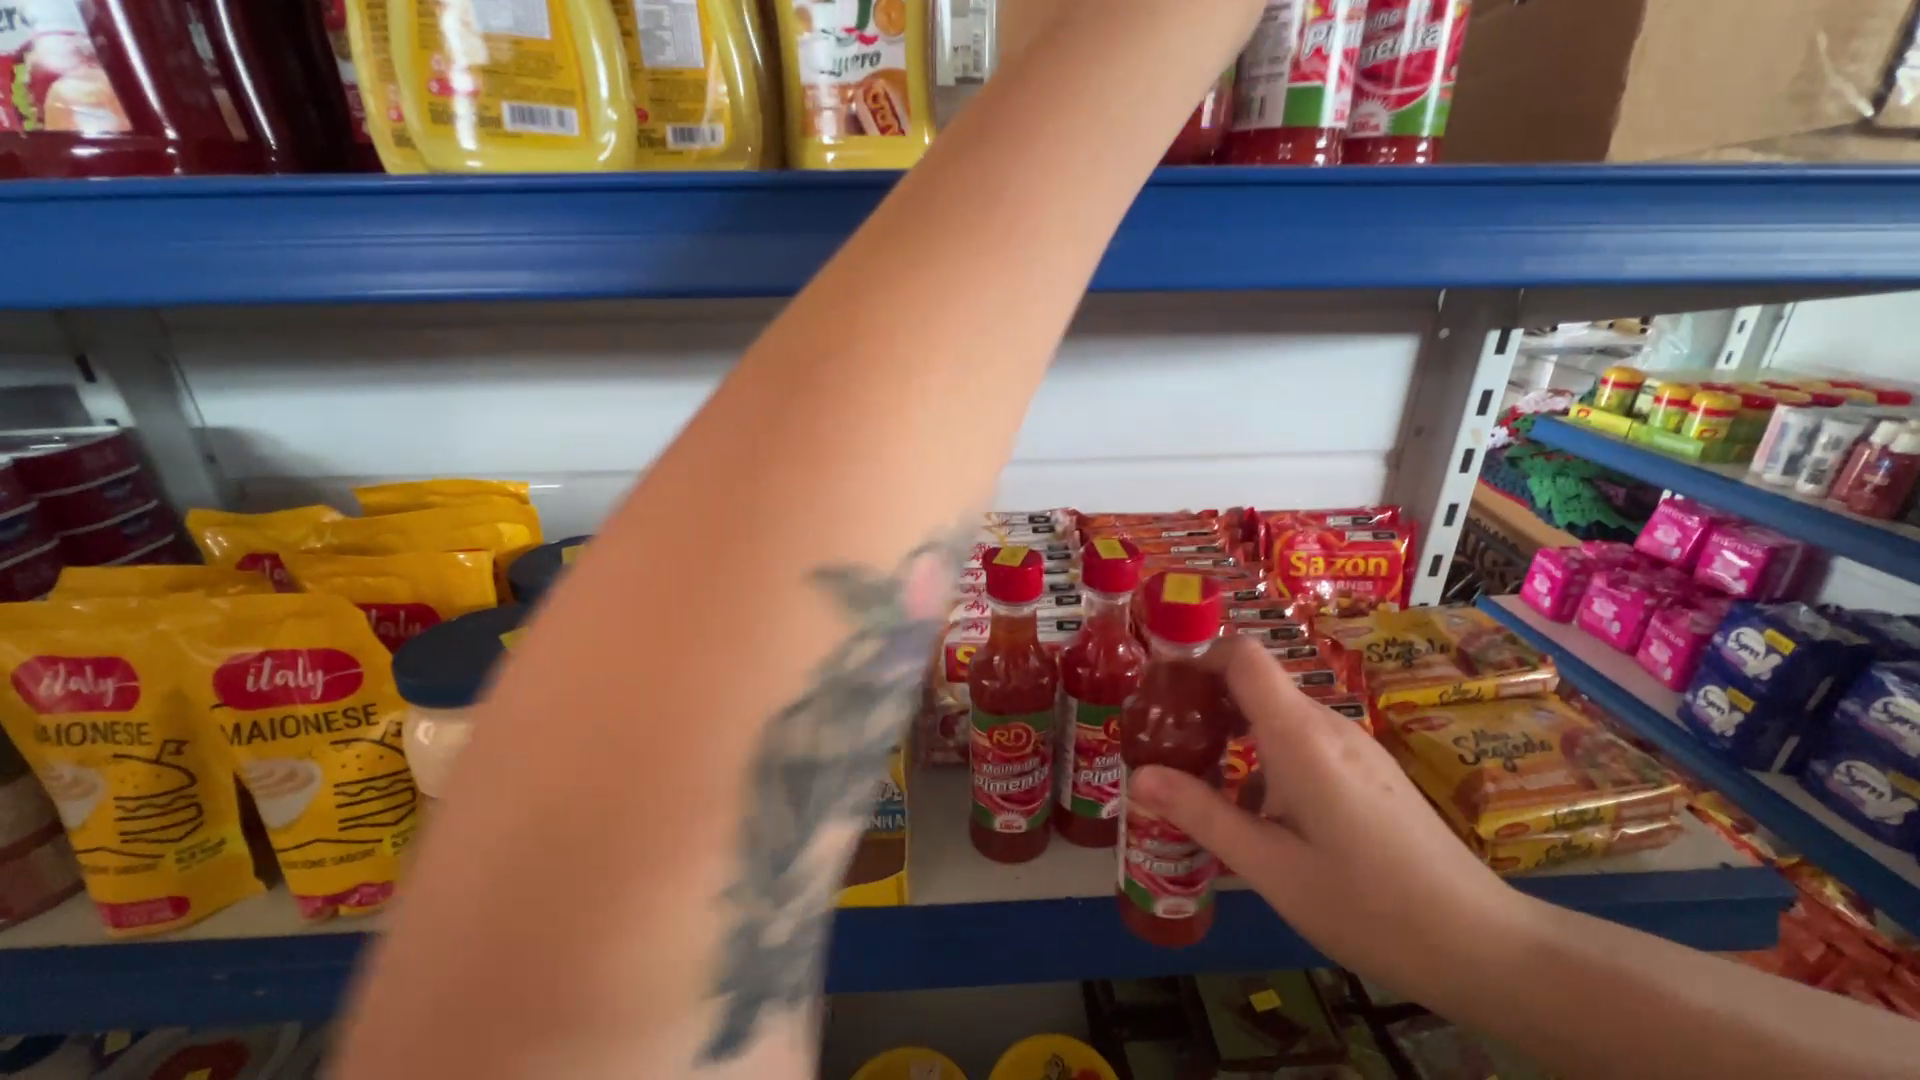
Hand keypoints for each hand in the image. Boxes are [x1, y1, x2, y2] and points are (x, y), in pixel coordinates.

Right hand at [1128, 637, 1529, 997]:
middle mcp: (1328, 727)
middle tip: (1161, 744)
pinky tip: (1253, 813)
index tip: (1156, 689)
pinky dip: (1263, 758)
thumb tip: (1137, 778)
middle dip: (1202, 703)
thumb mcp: (1269, 867)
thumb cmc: (1367, 904)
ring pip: (1278, 717)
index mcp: (1300, 737)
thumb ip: (1201, 815)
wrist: (1481, 943)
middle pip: (1256, 684)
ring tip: (1194, 779)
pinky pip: (1303, 744)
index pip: (1243, 656)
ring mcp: (1354, 748)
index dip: (1195, 656)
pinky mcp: (1369, 772)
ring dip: (1231, 734)